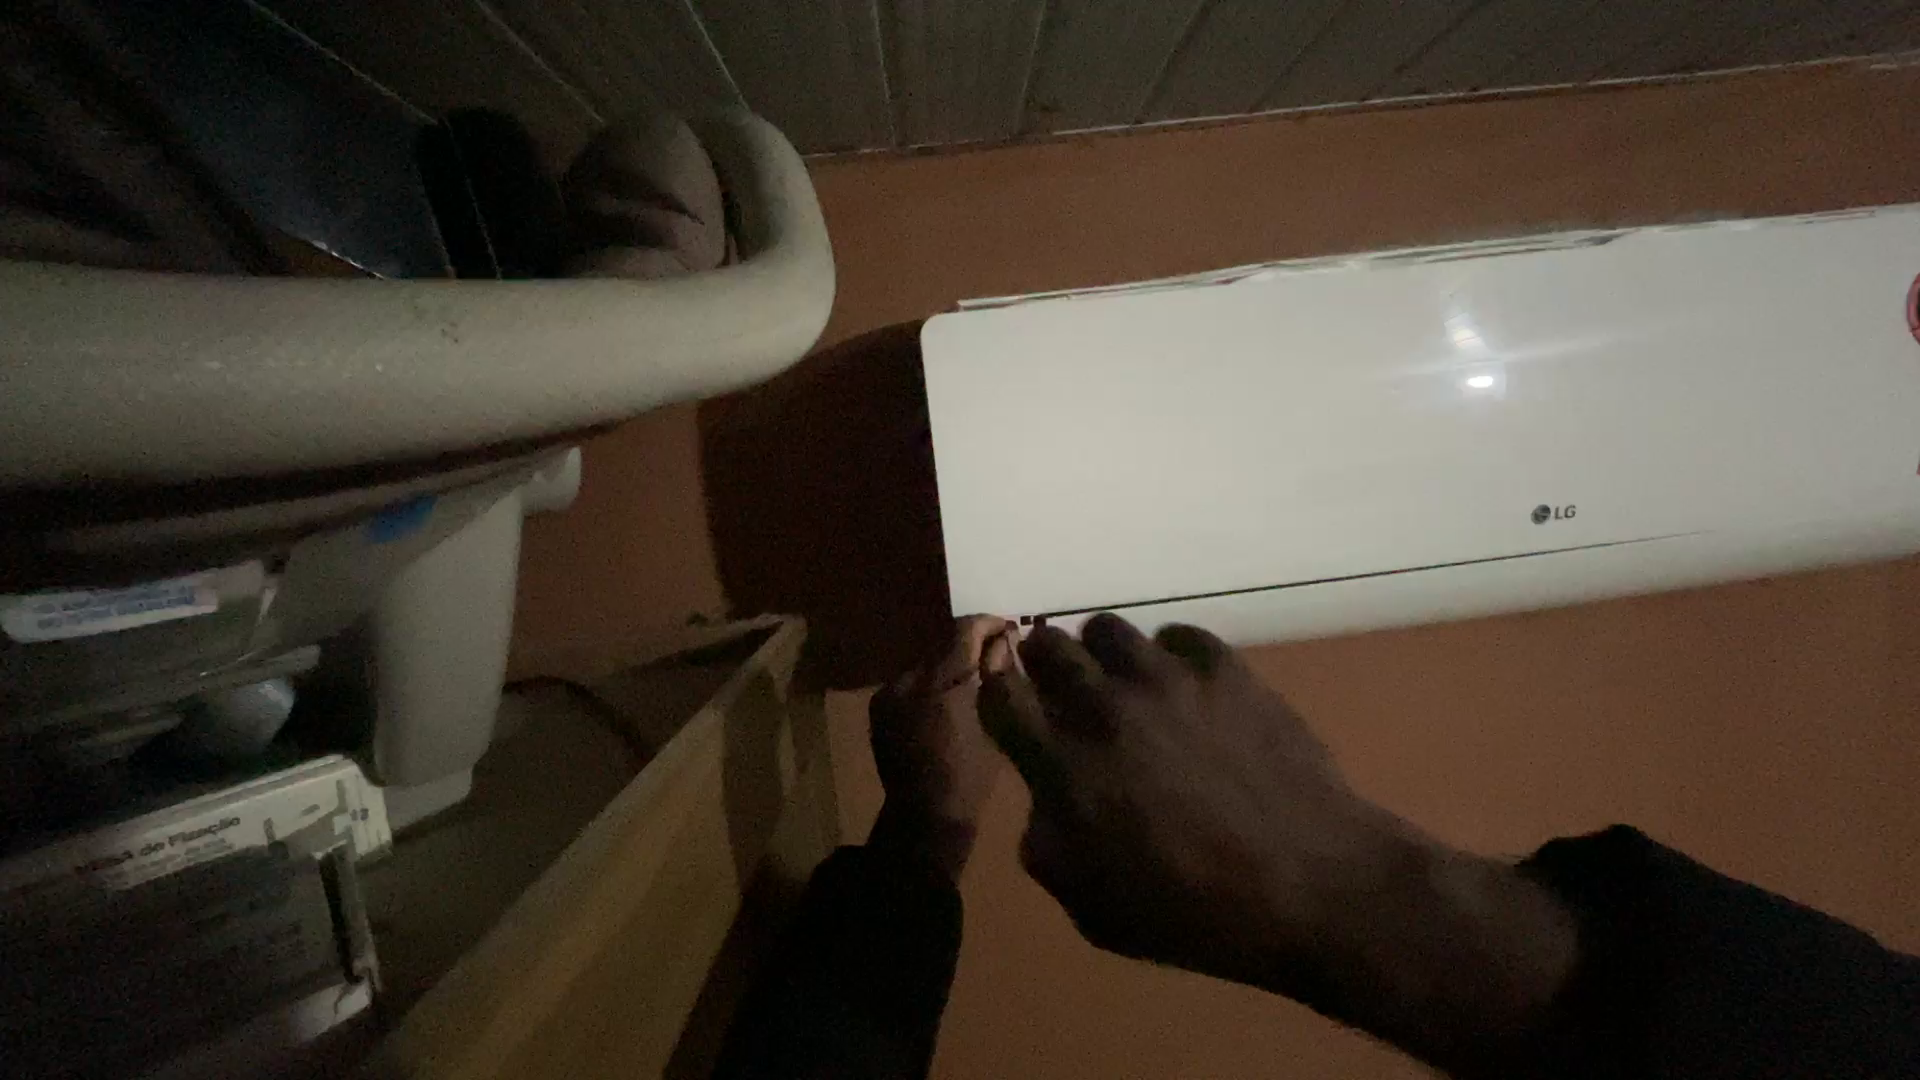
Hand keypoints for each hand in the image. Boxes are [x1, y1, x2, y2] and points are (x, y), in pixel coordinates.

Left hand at [866, 614, 1014, 881]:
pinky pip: (913, 682)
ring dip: (951, 662)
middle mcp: (907, 680)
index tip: (1010, 628)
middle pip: (943, 644)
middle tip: (999, 651)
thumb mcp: (994, 726)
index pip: (964, 633)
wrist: (922, 821)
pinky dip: (934, 681)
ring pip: (928, 662)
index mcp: (939, 684)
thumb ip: (994, 677)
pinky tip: (952, 696)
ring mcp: (889, 694)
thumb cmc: (969, 779)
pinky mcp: (880, 708)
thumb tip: (1002, 642)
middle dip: (971, 644)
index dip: (989, 624)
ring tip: (977, 675)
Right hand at [979, 615, 1577, 1071]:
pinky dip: (1172, 654)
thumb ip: (1047, 848)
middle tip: (1060, 680)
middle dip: (1041, 658)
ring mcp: (1166, 679)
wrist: (1315, 887)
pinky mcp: (1223, 668)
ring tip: (1122, 677)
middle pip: (1046, 644)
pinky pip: (1179, 634)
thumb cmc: (1194, 911)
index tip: (1008, 691)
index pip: (1000, 695)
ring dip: (1102, 651)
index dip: (996, 687)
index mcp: (1065, 764)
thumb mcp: (1094, 909)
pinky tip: (1186, 684)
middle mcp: (1105, 707)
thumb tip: (1044, 800)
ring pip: (1107, 628)